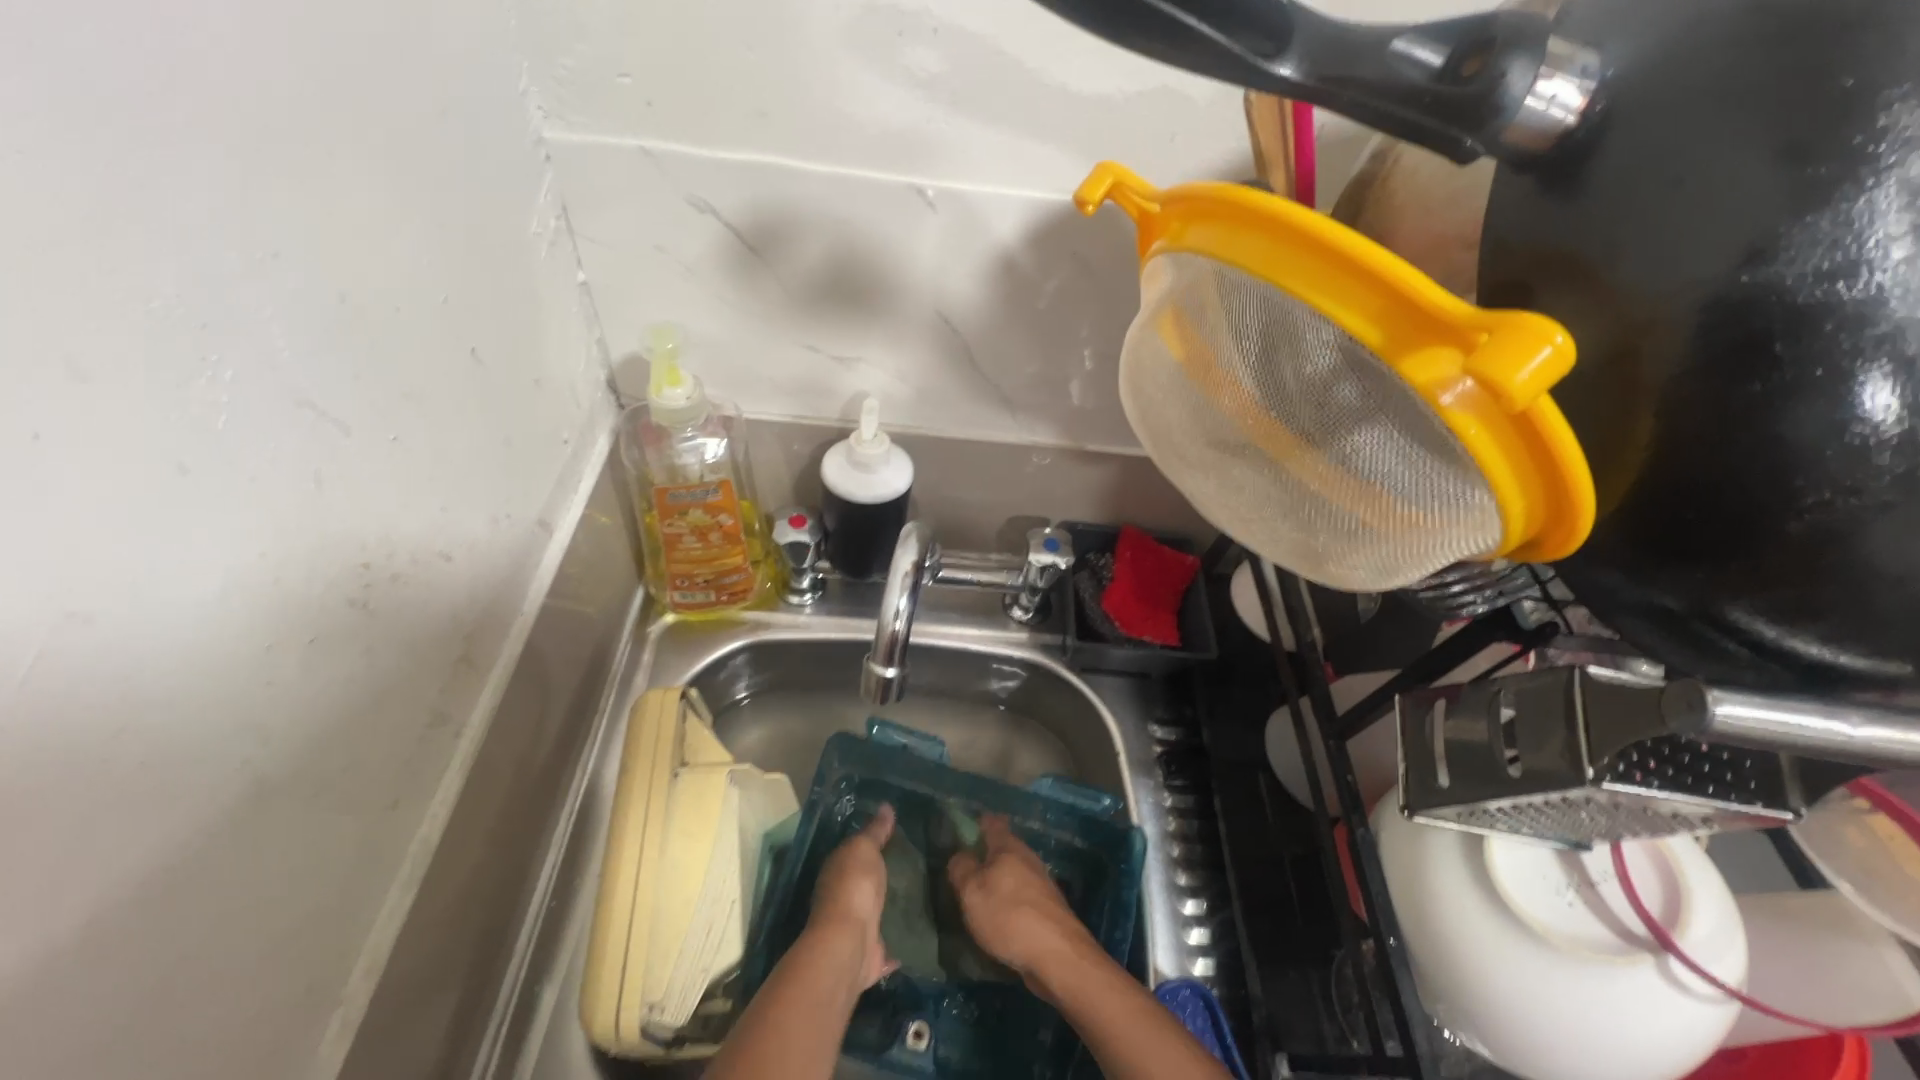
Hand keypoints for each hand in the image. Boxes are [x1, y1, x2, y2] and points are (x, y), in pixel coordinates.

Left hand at [808, 803, 898, 989]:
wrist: (850, 942)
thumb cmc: (854, 886)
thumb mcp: (864, 848)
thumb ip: (874, 831)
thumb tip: (885, 805)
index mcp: (837, 872)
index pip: (852, 854)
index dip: (869, 845)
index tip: (895, 839)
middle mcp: (841, 900)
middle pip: (862, 885)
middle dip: (879, 880)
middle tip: (911, 869)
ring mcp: (854, 929)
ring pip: (872, 916)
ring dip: (886, 912)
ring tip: (915, 903)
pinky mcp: (869, 955)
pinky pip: (884, 948)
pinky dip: (893, 948)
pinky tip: (911, 943)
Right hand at [946, 814, 1100, 996]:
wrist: (1057, 955)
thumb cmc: (1008, 916)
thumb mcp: (972, 891)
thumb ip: (961, 868)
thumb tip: (961, 855)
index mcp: (1009, 848)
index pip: (993, 823)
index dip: (978, 822)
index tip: (963, 829)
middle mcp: (1028, 860)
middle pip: (1005, 849)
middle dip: (986, 855)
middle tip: (963, 869)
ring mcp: (1041, 885)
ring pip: (1014, 874)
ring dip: (998, 880)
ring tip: (978, 896)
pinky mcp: (1047, 909)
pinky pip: (1021, 896)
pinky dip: (1008, 901)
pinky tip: (998, 917)